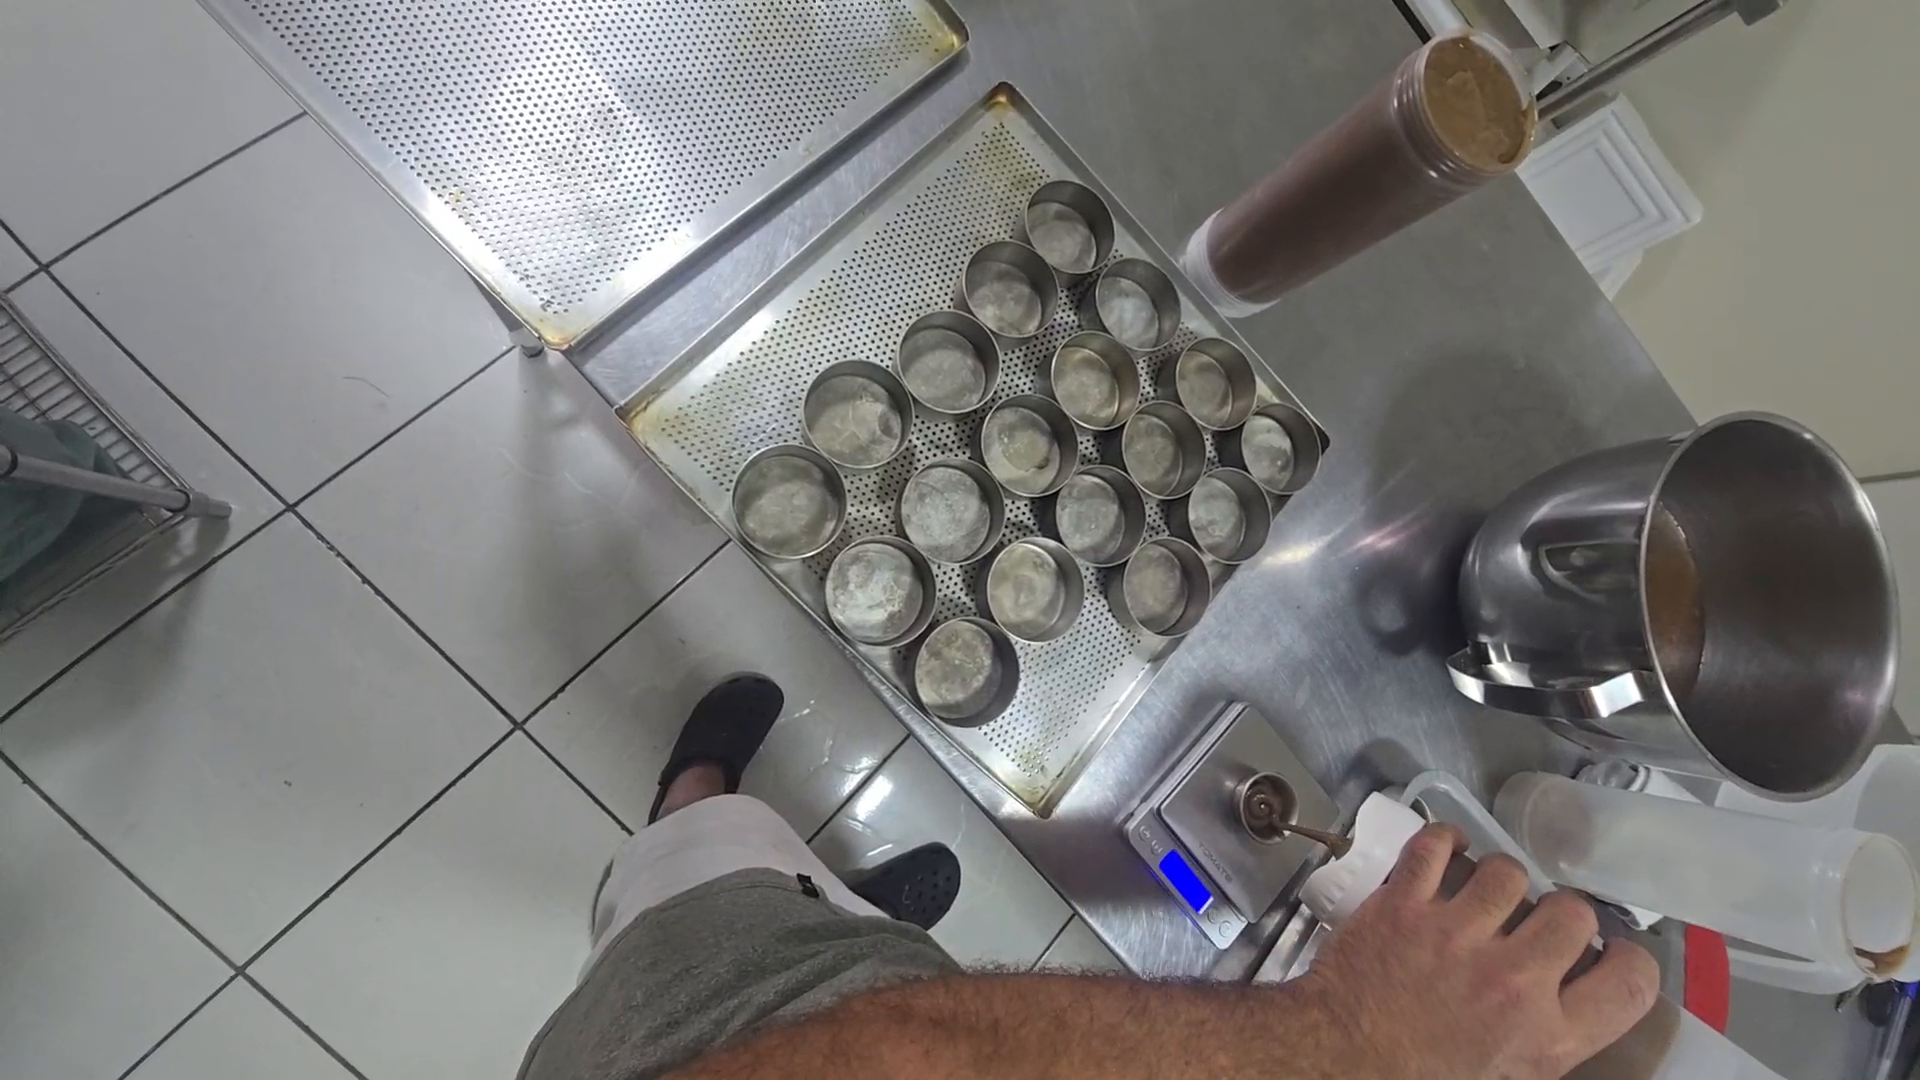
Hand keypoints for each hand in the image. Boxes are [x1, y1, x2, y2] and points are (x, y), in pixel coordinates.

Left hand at [1298, 823, 1658, 1079]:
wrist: (1346, 1052)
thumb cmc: (1426, 1074)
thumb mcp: (1513, 1077)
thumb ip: (1550, 1038)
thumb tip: (1571, 1005)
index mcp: (1549, 1033)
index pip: (1629, 982)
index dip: (1628, 959)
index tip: (1609, 950)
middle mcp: (1512, 977)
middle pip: (1571, 913)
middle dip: (1561, 910)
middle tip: (1538, 917)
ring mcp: (1453, 931)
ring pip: (1505, 872)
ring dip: (1502, 876)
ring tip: (1489, 888)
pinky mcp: (1402, 901)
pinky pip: (1433, 847)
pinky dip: (1444, 838)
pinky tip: (1449, 846)